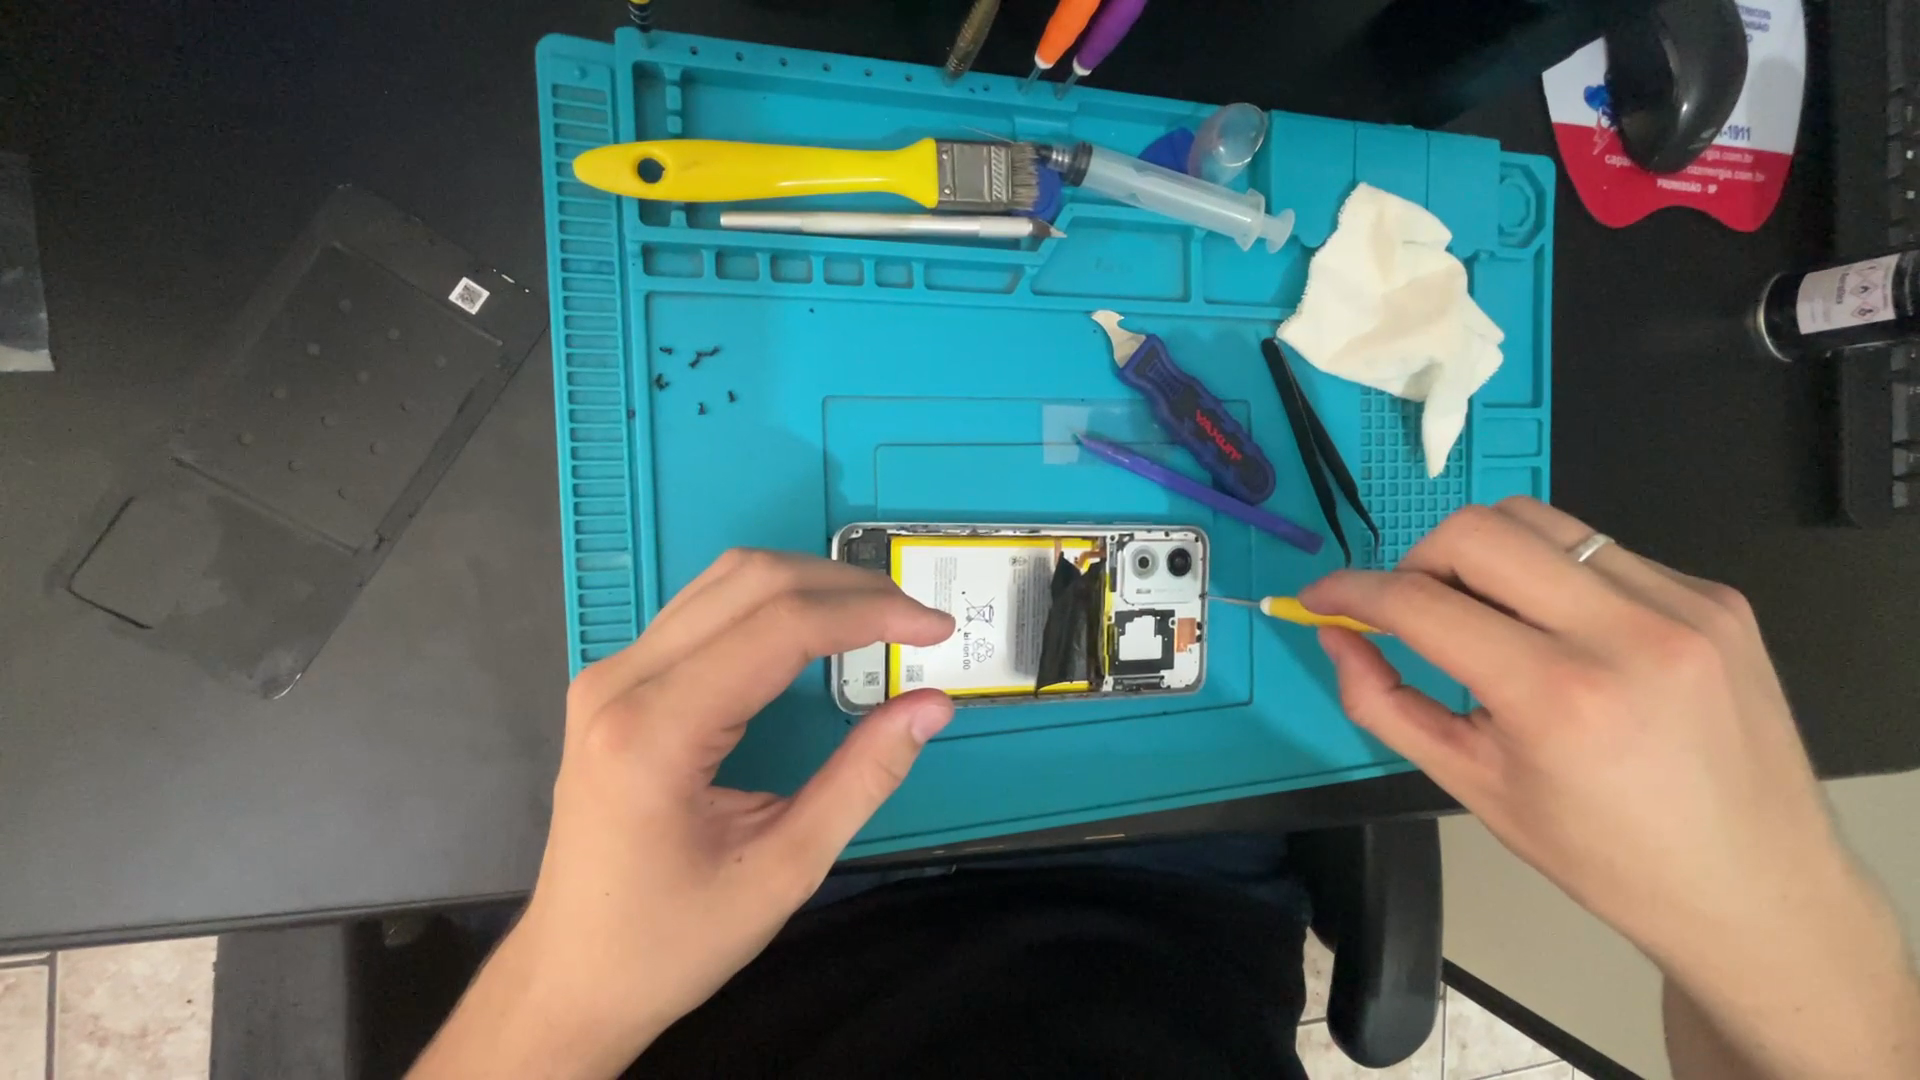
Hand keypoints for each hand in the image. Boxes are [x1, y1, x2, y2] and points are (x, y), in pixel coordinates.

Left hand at [412, 550, 956, 1079]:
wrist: (570, 979)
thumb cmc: (672, 940)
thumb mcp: (785, 869)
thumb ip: (864, 777)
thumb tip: (932, 705)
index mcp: (656, 729)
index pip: (781, 627)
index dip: (870, 614)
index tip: (934, 628)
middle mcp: (623, 679)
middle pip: (754, 581)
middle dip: (849, 587)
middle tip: (914, 620)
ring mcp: (614, 672)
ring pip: (729, 579)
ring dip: (813, 583)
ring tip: (879, 616)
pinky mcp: (620, 678)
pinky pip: (708, 606)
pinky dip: (775, 601)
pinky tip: (817, 628)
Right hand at [1301, 497, 1919, 1077]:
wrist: (1758, 892)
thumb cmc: (1596, 853)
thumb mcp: (1466, 782)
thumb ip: (1381, 701)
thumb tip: (1334, 634)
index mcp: (1556, 696)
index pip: (1420, 602)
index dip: (1350, 590)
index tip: (1319, 597)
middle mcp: (1626, 632)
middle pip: (1476, 530)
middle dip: (1415, 560)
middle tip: (1409, 608)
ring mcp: (1683, 605)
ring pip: (1535, 519)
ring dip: (1478, 554)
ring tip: (1478, 612)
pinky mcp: (1714, 597)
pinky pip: (1593, 548)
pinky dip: (1543, 572)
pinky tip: (1553, 627)